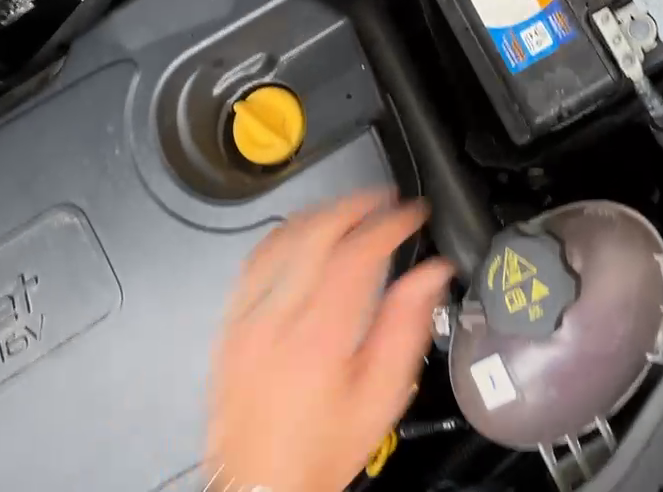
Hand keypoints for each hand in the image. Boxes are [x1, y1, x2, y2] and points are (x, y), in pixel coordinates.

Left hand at [206, 192, 453, 491]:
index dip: (389, 222)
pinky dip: (284, 234)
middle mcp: (276, 319)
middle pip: (316, 233)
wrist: (261, 486)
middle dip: (356, 204)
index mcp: (319, 336)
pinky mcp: (230, 324)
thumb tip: (432, 274)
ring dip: (321, 213)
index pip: (357, 253)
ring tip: (352, 207)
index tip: (412, 213)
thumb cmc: (323, 448)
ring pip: (282, 238)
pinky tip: (304, 232)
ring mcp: (247, 318)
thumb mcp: (382, 396)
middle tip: (385, 199)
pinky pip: (254, 259)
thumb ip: (407, 327)